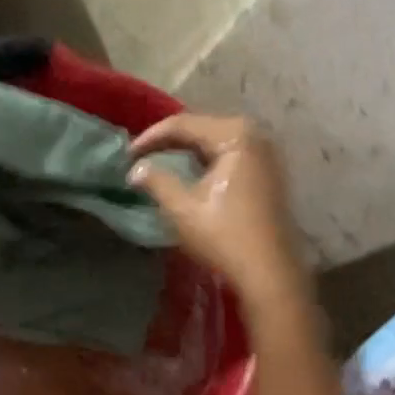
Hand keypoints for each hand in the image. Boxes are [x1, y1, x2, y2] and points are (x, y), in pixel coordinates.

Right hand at [129, 115, 311, 307]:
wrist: (267, 270)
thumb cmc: (223, 237)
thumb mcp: (182, 210)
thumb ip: (157, 183)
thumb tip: (136, 170)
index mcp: (234, 136)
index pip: (184, 124)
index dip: (151, 137)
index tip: (126, 155)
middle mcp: (255, 135)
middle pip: (203, 128)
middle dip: (170, 140)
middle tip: (142, 155)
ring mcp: (265, 154)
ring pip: (217, 142)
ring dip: (188, 150)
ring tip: (162, 162)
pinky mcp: (268, 173)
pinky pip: (230, 155)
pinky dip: (206, 161)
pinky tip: (191, 174)